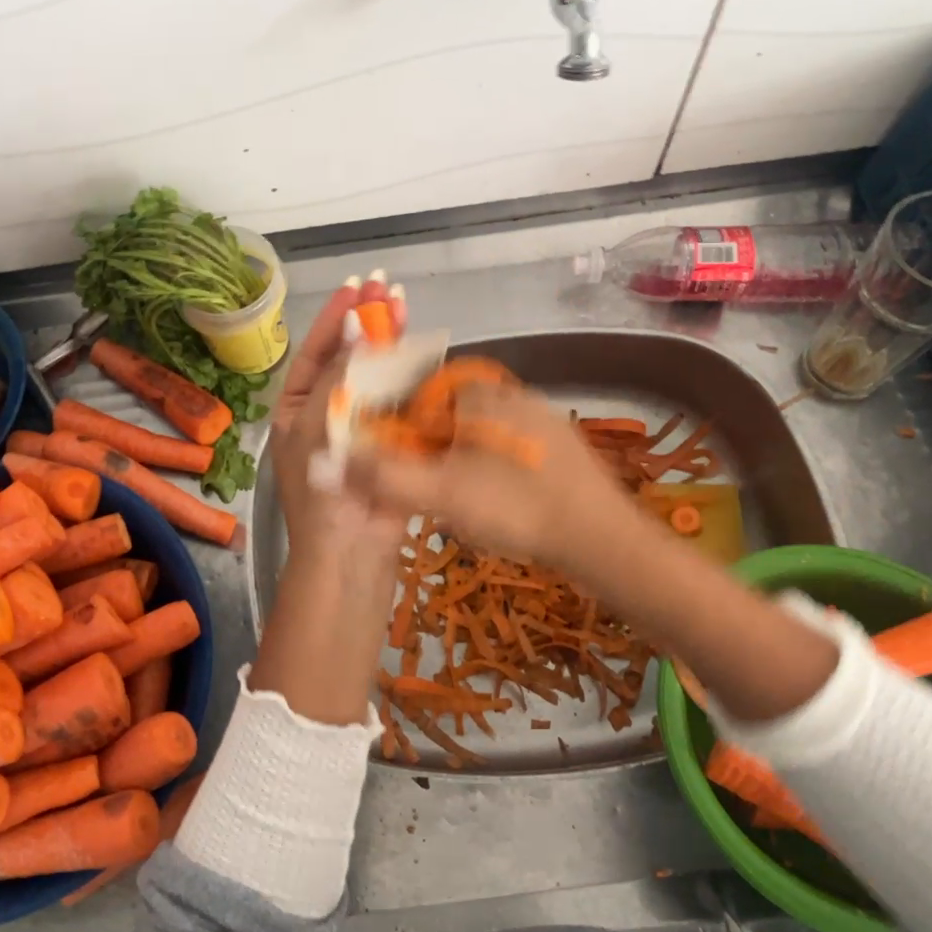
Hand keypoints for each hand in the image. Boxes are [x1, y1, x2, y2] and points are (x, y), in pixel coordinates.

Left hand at [251, 277, 408, 725]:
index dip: (335, 318)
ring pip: (380, 376)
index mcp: (299, 410)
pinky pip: (403, 402)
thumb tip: (358, 325)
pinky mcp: (394, 442)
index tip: (355, 285)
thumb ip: (343, 374)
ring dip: (392, 343)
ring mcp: (364, 427)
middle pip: (351, 359)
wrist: (351, 549)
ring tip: (405, 305)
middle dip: (368, 323)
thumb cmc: (323, 486)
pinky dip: (413, 376)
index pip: (316, 353)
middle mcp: (329, 413)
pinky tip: (424, 347)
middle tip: (388, 287)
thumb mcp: (322, 424)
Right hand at [344, 381, 639, 570]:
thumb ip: (383, 475)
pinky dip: (489, 475)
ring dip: (456, 467)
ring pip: (475, 438)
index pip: (414, 398)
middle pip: (444, 418)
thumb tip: (330, 460)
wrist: (601, 538)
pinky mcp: (559, 448)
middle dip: (426, 454)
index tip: (390, 471)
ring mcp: (539, 420)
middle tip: (423, 496)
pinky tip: (495, 508)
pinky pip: (506, 452)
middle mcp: (509, 394)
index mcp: (477, 393)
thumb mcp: (439, 493)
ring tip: (456, 508)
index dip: (394, 434)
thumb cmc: (515, 507)